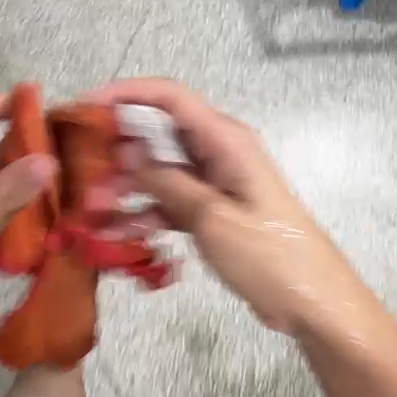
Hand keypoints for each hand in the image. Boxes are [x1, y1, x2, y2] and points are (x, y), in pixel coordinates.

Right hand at [86, 78, 382, 340]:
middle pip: (159, 133)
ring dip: (128, 186)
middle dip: (119, 148)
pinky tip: (119, 232)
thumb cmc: (269, 255)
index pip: (170, 97)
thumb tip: (125, 147)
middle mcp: (218, 152)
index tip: (88, 104)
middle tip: (82, 169)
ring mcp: (215, 182)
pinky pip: (170, 201)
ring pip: (160, 171)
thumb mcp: (212, 217)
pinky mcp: (212, 210)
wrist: (314, 304)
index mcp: (225, 140)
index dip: (127, 92)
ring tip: (93, 208)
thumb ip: (166, 180)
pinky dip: (147, 212)